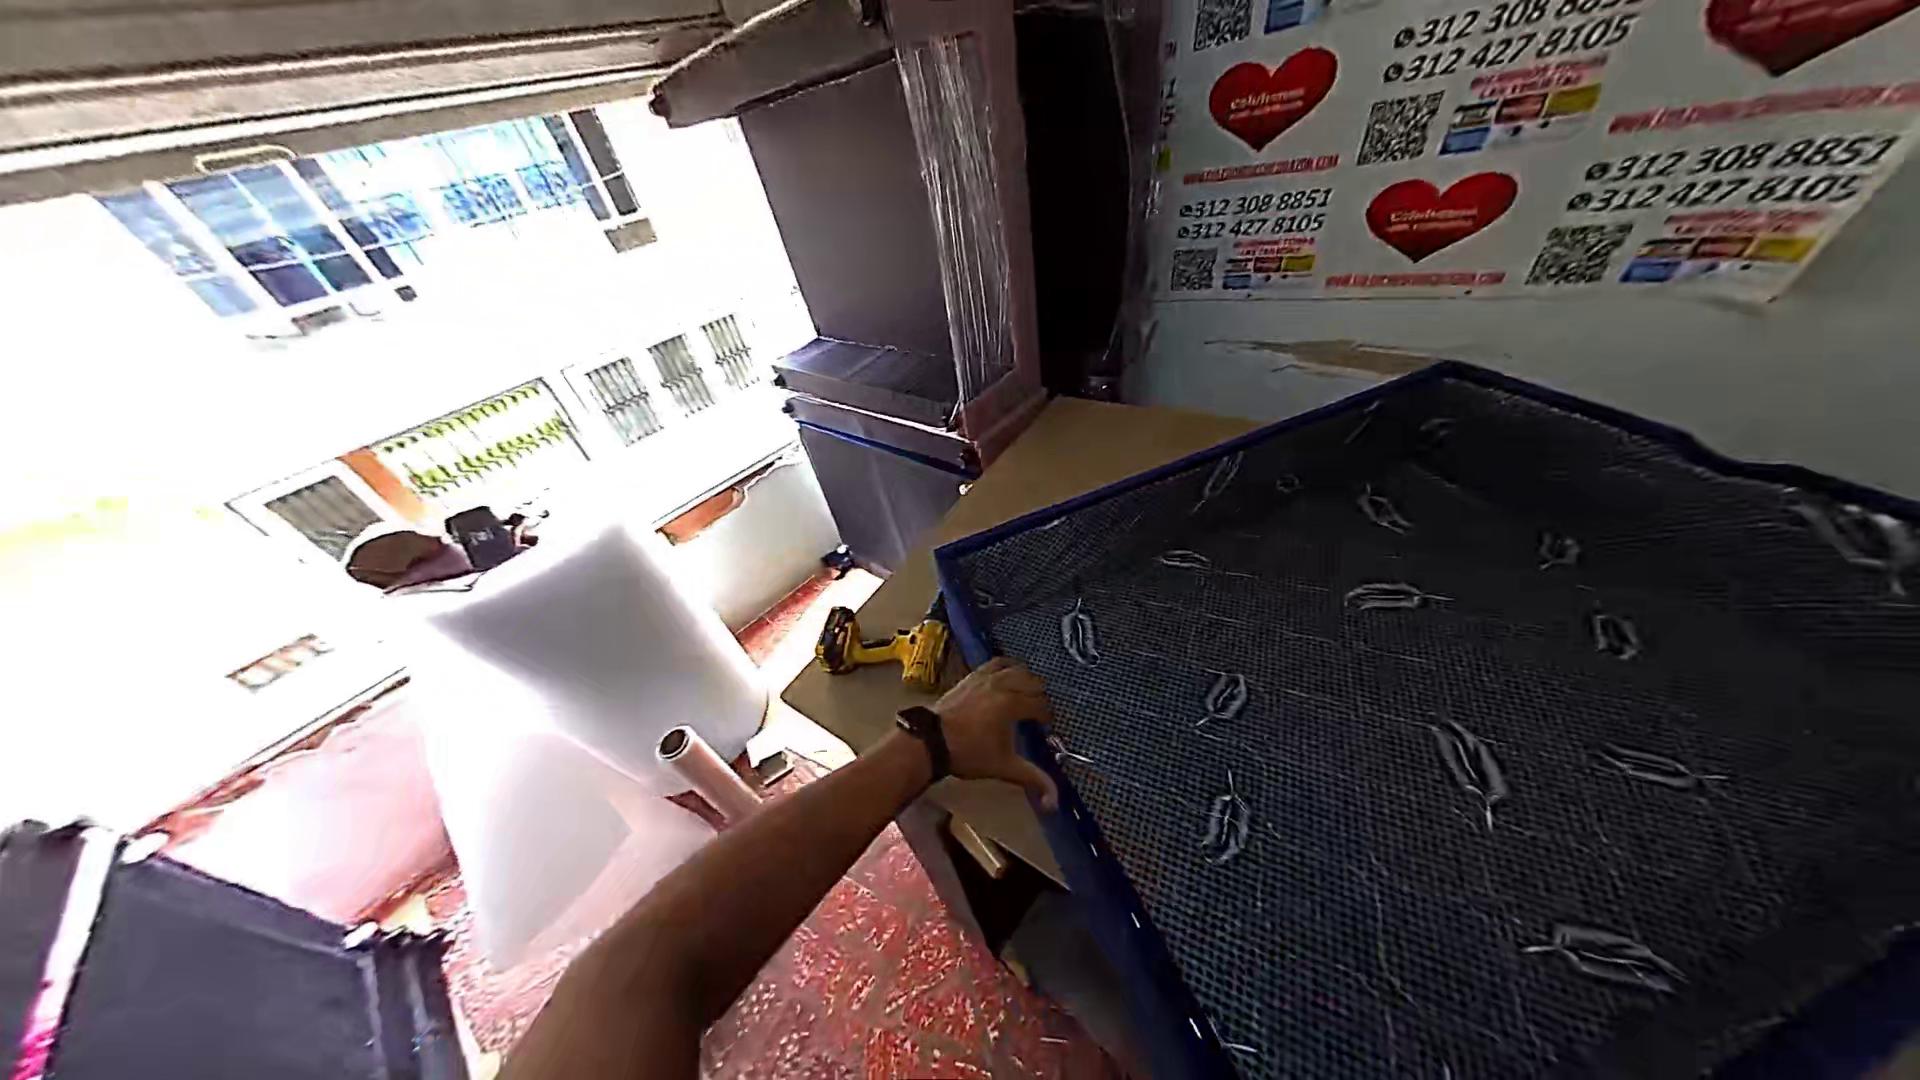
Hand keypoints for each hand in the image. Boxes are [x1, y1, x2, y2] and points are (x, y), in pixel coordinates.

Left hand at [932, 657, 1059, 810]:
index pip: (1040, 704)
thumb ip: (1032, 779)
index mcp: (1012, 704)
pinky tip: (1006, 676)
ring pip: (1015, 668)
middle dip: (1039, 696)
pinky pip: (994, 663)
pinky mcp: (972, 676)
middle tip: (1038, 711)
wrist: (932, 740)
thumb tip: (1054, 802)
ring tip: (1026, 693)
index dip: (1047, 715)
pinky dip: (1005, 667)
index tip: (1046, 726)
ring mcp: (985, 677)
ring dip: (1025, 679)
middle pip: (1032, 682)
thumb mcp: (1004, 767)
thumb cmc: (969, 753)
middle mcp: (1001, 685)